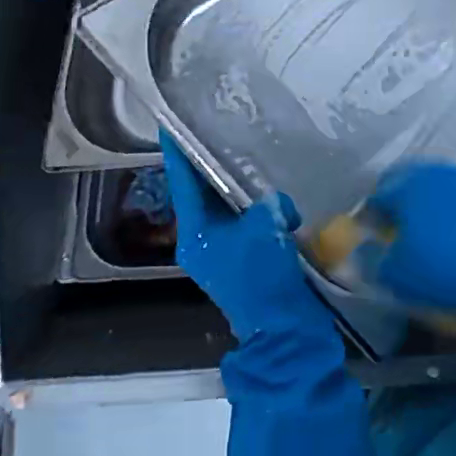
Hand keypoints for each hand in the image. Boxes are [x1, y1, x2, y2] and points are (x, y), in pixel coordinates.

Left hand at [159, 137, 340, 344]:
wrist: (285, 332)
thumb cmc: (265, 278)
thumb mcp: (264, 229)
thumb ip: (267, 204)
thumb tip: (275, 202)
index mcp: (195, 233)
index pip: (181, 183)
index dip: (176, 151)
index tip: (170, 123)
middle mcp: (200, 242)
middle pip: (200, 194)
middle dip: (207, 164)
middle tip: (213, 128)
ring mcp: (220, 253)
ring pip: (222, 208)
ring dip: (234, 186)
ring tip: (243, 155)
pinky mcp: (241, 261)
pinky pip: (241, 223)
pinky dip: (251, 208)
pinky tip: (269, 195)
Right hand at [366, 163, 455, 347]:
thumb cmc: (443, 268)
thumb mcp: (396, 273)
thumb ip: (370, 257)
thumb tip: (360, 247)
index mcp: (406, 186)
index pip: (377, 196)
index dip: (371, 217)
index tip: (372, 234)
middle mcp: (432, 173)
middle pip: (403, 184)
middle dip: (396, 203)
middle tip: (395, 228)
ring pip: (431, 186)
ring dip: (423, 202)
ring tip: (423, 228)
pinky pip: (455, 194)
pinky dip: (446, 206)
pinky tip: (449, 228)